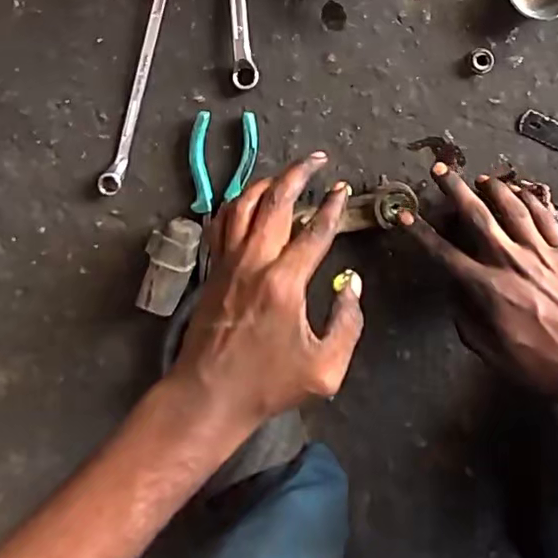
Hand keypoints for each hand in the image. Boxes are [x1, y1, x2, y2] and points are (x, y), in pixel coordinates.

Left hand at [168, 152, 364, 428]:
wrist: (206, 398)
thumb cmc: (266, 386)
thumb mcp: (324, 369)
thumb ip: (348, 323)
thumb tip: (352, 284)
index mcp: (284, 283)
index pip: (315, 231)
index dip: (333, 206)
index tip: (342, 189)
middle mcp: (254, 262)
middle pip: (276, 200)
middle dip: (299, 172)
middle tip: (317, 159)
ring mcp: (229, 262)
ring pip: (244, 203)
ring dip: (267, 181)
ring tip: (286, 173)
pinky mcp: (214, 268)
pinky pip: (223, 222)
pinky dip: (237, 202)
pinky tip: (248, 200)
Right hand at [403, 163, 557, 399]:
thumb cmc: (548, 363)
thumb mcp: (498, 356)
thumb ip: (470, 325)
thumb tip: (455, 298)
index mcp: (490, 288)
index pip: (445, 254)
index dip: (422, 233)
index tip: (406, 217)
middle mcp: (511, 261)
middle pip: (477, 215)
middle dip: (454, 189)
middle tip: (441, 170)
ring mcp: (539, 251)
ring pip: (511, 207)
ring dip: (493, 189)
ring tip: (480, 179)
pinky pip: (544, 215)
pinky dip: (530, 199)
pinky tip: (521, 192)